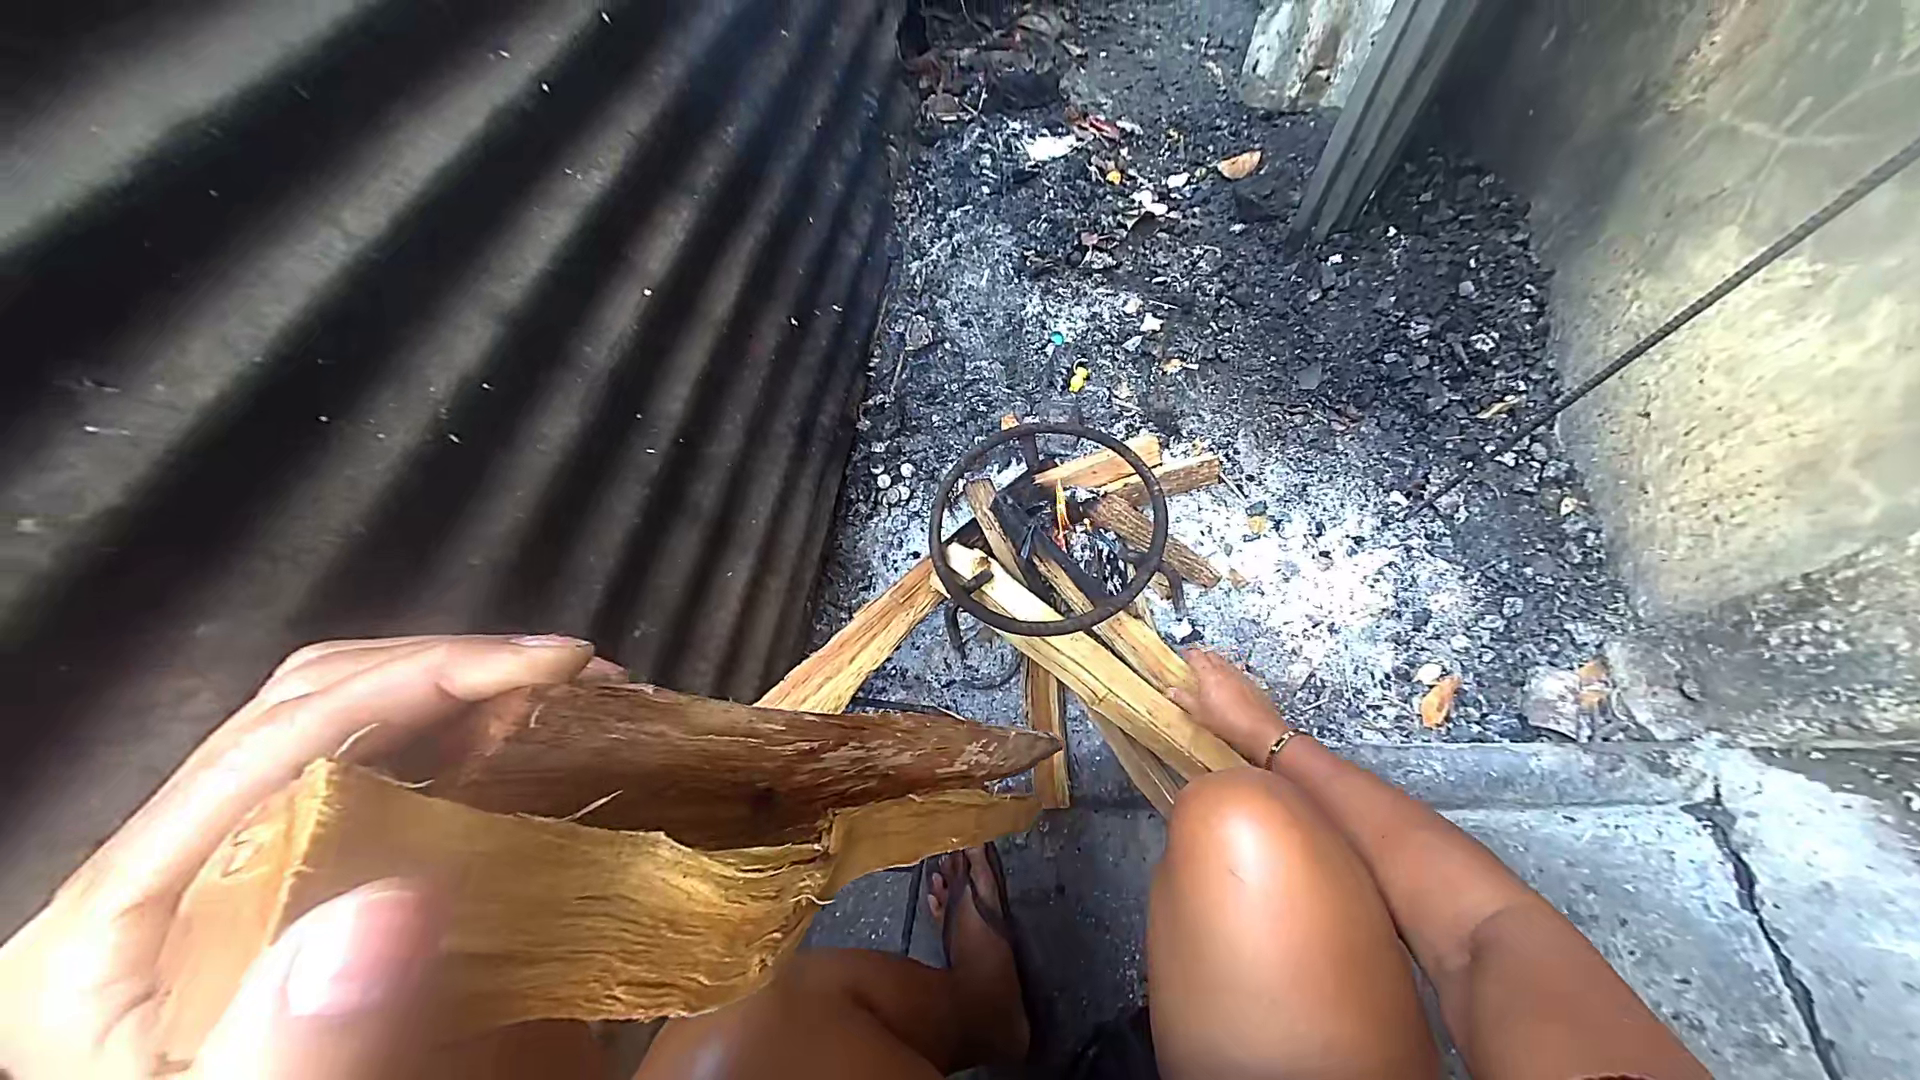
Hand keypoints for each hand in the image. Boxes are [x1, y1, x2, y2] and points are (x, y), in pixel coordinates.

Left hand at [0, 634, 618, 1078]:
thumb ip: (303, 1049)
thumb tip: (389, 910)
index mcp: (138, 906)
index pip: (289, 732)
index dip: (435, 673)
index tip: (559, 662)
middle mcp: (192, 848)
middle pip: (328, 692)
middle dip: (469, 665)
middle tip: (579, 674)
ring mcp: (260, 837)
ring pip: (367, 703)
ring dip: (481, 683)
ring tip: (573, 692)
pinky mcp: (326, 842)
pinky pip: (400, 748)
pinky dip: (479, 719)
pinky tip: (536, 729)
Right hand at [1168, 648, 1291, 764]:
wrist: (1262, 732)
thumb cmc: (1226, 722)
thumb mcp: (1199, 713)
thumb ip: (1184, 699)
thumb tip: (1170, 690)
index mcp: (1209, 674)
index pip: (1196, 655)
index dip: (1188, 654)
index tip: (1183, 656)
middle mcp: (1225, 670)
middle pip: (1212, 655)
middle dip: (1203, 657)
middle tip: (1195, 666)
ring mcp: (1241, 676)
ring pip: (1226, 663)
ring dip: (1217, 666)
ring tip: (1211, 677)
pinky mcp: (1253, 684)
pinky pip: (1237, 673)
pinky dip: (1229, 676)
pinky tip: (1229, 689)